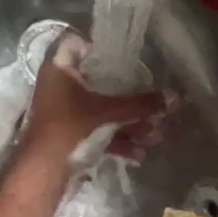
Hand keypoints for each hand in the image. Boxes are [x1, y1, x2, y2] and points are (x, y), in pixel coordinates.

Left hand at [23, 32, 171, 166]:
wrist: (42, 172)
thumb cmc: (69, 129)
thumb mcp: (108, 113)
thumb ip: (141, 105)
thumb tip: (175, 98)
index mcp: (60, 70)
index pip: (76, 44)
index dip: (99, 47)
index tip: (124, 55)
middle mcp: (60, 87)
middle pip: (98, 82)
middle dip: (128, 97)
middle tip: (152, 102)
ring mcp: (64, 113)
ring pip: (101, 111)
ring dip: (128, 123)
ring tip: (153, 134)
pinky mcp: (70, 136)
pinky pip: (97, 132)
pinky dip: (116, 140)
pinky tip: (139, 154)